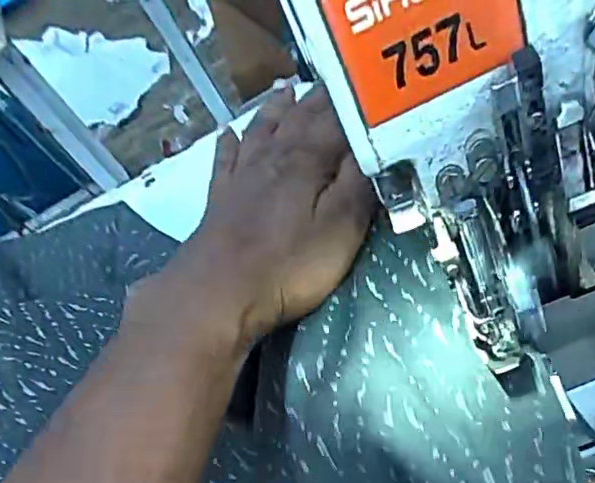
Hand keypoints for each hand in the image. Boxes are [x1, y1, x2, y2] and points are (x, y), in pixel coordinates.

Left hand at [152, 84, 375, 348]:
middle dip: (321, 100)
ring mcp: (243, 174)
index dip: (356, 108)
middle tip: (336, 83)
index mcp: (306, 163)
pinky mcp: (223, 197)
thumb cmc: (292, 264)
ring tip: (289, 91)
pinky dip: (232, 140)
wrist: (224, 288)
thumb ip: (358, 187)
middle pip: (300, 119)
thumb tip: (370, 150)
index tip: (371, 93)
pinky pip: (227, 156)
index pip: (337, 124)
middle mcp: (273, 157)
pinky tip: (231, 132)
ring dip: (278, 109)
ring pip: (264, 129)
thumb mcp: (341, 229)